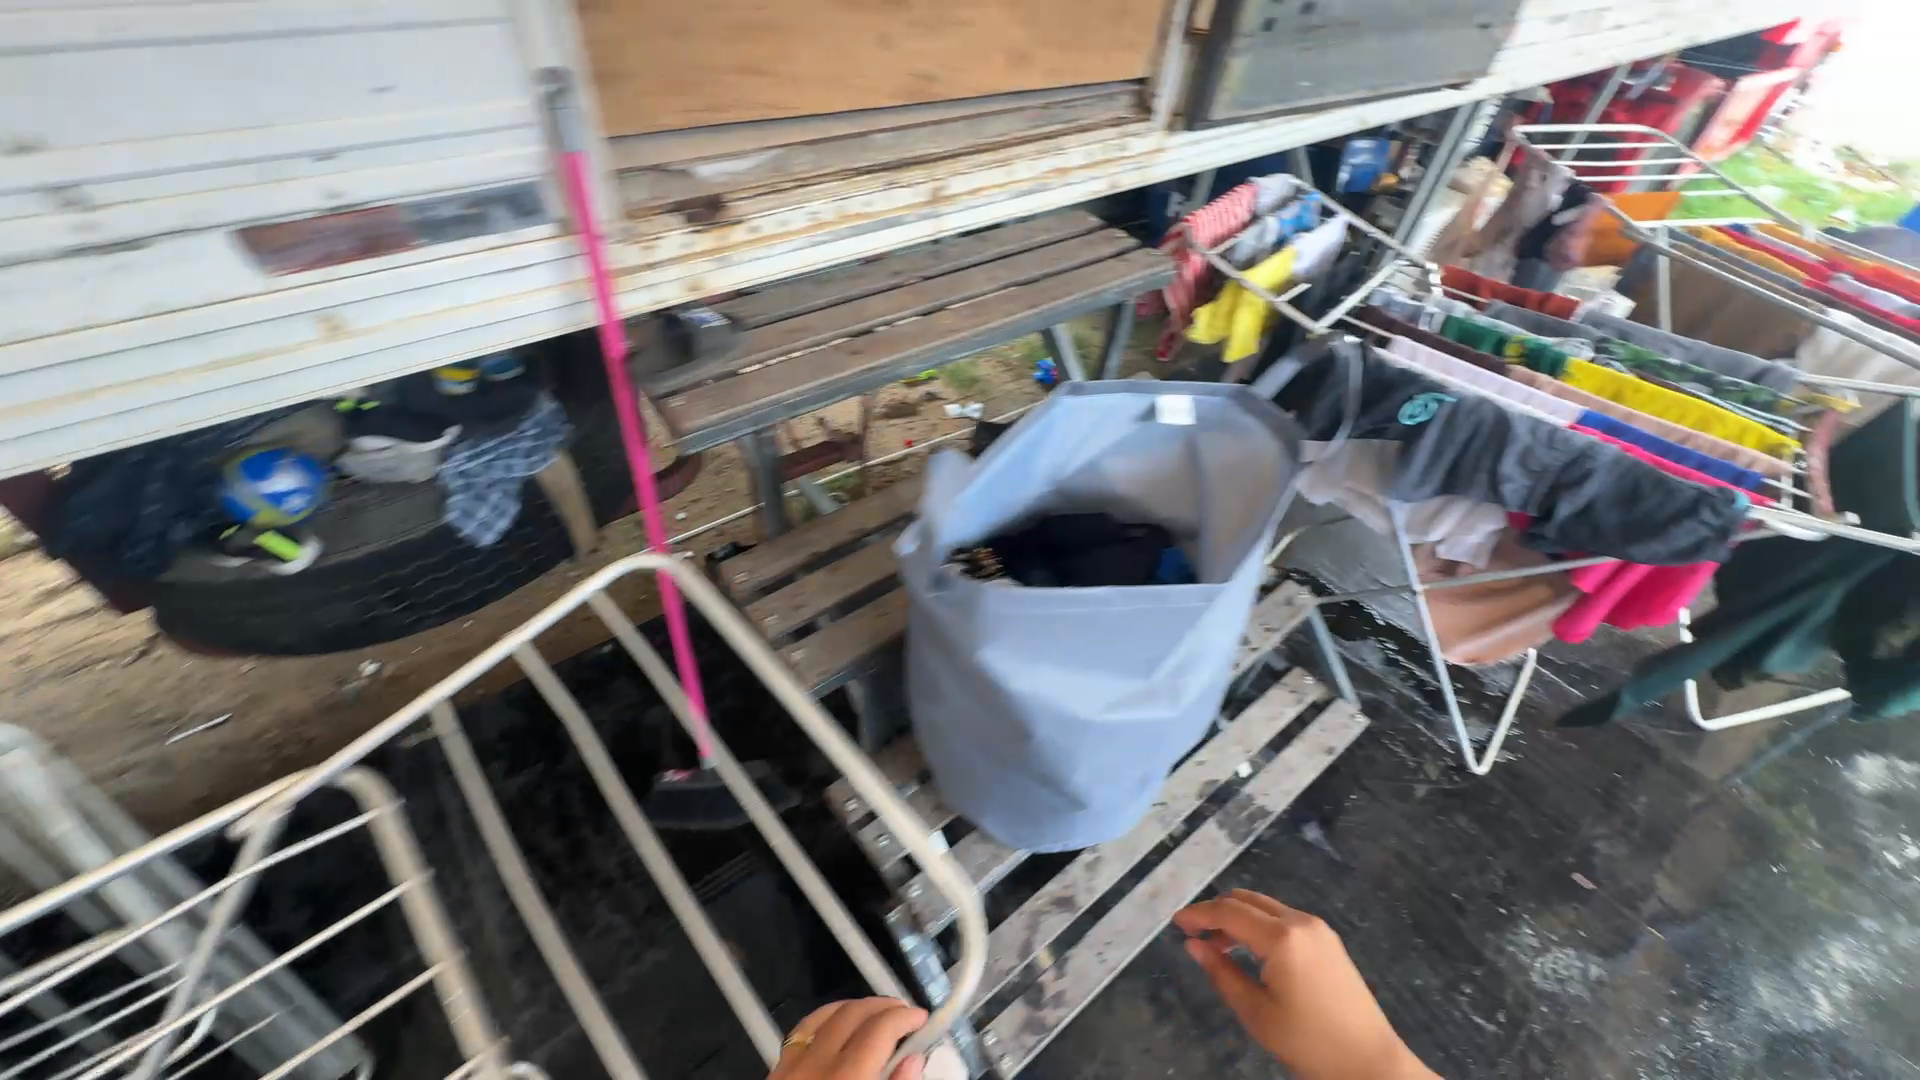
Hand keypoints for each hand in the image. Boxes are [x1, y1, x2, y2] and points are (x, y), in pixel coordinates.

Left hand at [769, 998, 928, 1079]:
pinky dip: (825, 1019)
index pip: (879, 1030)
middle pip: (853, 1015)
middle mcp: (814, 1065)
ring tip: (876, 1015)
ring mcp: (789, 1067)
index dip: (905, 1018)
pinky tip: (837, 1025)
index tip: (922, 1018)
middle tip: (904, 1014)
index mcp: (846, 1078)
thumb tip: (913, 1059)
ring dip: (855, 1008)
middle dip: (883, 1007)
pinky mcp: (775, 1072)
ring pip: (825, 1015)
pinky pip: (801, 1030)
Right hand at [1174, 890, 1438, 1079]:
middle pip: (1245, 900)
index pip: (1228, 912)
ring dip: (1236, 917)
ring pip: (1264, 906)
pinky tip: (1249, 949)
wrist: (1372, 1065)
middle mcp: (1300, 921)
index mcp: (1281, 937)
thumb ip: (1221, 973)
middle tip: (1193, 932)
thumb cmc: (1310, 1042)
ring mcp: (1317, 928)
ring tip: (1217, 944)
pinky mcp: (1328, 940)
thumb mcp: (1256, 1013)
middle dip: (1215, 911)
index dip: (1198, 914)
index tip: (1175, 923)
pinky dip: (1258, 924)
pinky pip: (1282, 918)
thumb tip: (1194, 945)